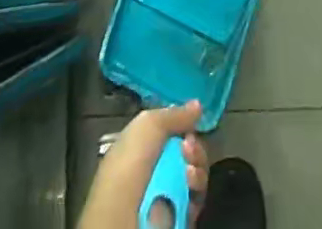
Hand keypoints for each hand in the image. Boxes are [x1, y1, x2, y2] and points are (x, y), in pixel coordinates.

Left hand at [78, 102, 207, 228]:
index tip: (189, 128)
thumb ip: (173, 115)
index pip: (171, 132)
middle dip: (194, 149)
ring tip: (188, 172)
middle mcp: (156, 168)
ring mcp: (168, 193)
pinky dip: (196, 192)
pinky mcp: (180, 216)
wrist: (124, 214)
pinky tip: (189, 187)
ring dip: (197, 170)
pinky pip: (197, 200)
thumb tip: (198, 105)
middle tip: (188, 149)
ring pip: (196, 176)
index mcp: (141, 145)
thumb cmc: (130, 164)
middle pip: (188, 153)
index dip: (184, 128)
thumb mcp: (147, 126)